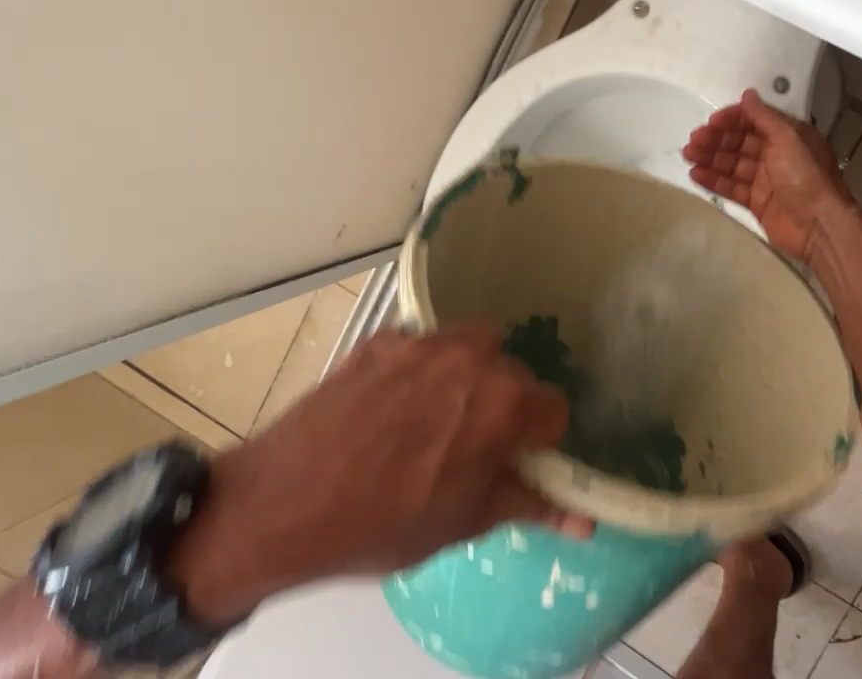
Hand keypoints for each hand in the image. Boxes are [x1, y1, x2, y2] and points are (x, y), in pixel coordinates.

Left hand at [168, 326, 590, 624]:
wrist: (275, 507)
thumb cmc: (380, 523)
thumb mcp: (464, 523)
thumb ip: (532, 507)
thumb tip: (586, 522)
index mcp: (505, 404)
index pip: (554, 410)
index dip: (538, 442)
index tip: (511, 463)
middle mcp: (475, 358)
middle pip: (515, 375)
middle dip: (503, 407)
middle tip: (467, 449)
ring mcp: (425, 342)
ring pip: (473, 348)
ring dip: (468, 376)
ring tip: (431, 419)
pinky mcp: (382, 339)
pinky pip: (423, 345)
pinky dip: (421, 368)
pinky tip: (390, 407)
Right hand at [683, 88, 856, 262]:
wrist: (820, 226)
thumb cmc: (806, 177)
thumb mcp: (789, 139)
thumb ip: (765, 117)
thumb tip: (748, 95)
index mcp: (788, 136)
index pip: (754, 121)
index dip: (732, 119)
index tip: (711, 123)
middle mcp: (777, 154)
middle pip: (740, 142)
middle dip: (716, 139)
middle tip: (693, 141)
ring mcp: (766, 180)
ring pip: (733, 164)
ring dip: (710, 158)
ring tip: (687, 155)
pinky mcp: (757, 203)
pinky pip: (732, 187)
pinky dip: (714, 180)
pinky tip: (695, 175)